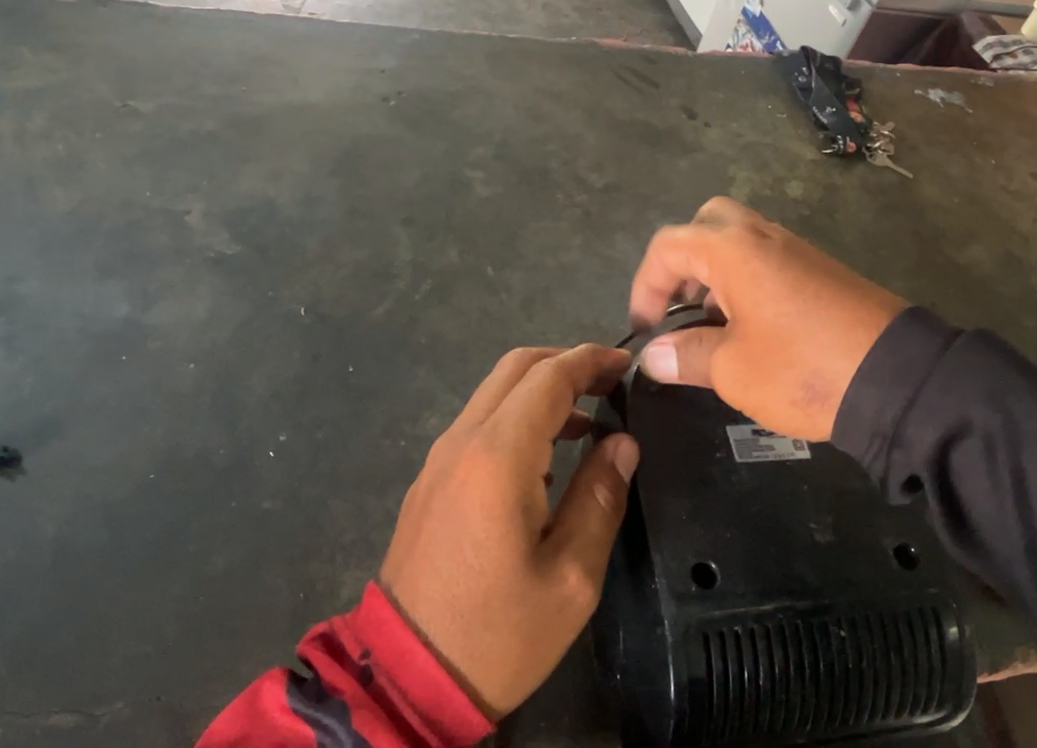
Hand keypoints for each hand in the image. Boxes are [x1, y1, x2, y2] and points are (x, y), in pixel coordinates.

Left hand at [379, 345, 639, 719]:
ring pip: (494, 393)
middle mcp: (463, 441)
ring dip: (542, 390)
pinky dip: (518, 416)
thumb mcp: (571, 577)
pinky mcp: (431, 480)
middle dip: (567, 363)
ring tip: (592, 419)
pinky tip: (549, 456)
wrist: (407, 677)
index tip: (629, 364)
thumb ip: (600, 497)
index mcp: (498, 456)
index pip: (550, 377)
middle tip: (613, 384)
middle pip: (516, 369)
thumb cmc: (499, 632)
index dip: (592, 361)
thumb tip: (622, 442)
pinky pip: (479, 424)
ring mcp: (440, 458)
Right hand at [630, 197, 906, 440]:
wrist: (898, 379)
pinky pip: (769, 262)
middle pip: (707, 224)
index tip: (647, 331)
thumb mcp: (733, 370)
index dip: (646, 286)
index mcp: (732, 250)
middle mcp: (763, 236)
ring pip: (740, 242)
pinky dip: (747, 284)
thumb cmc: (802, 368)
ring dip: (716, 275)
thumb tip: (653, 356)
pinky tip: (754, 331)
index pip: (668, 246)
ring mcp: (797, 251)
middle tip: (682, 306)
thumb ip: (686, 356)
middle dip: (683, 263)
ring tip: (714, 327)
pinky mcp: (822, 272)